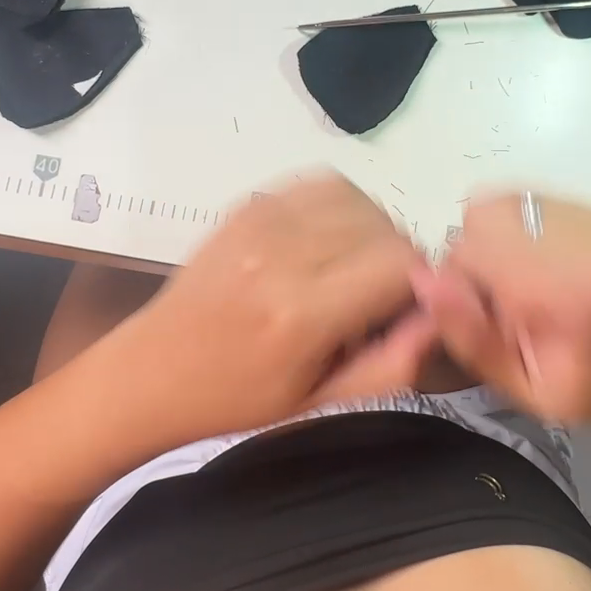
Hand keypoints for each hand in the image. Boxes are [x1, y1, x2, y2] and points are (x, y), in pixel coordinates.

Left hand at [96, 174, 437, 440]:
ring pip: (359, 199)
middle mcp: (281, 253)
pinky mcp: (249, 204)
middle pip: (384, 226)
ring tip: (354, 269)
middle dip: (398, 261)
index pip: (399, 262)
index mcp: (299, 314)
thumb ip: (390, 365)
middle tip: (379, 298)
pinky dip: (342, 208)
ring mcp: (260, 219)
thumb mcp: (319, 407)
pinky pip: (323, 183)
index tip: (404, 312)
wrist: (151, 374)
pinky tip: (329, 241)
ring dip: (373, 231)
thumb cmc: (237, 406)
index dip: (418, 286)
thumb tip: (438, 313)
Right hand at [413, 192, 590, 423]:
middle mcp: (576, 238)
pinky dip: (514, 227)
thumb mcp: (526, 389)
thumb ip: (472, 337)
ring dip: (491, 237)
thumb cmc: (589, 384)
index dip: (458, 281)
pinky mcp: (588, 206)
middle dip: (472, 254)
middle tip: (498, 297)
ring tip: (517, 280)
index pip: (468, 250)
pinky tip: (537, 264)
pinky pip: (521, 200)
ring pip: (496, 202)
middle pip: (480, 214)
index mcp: (560, 291)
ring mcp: (585, 214)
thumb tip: (426, 281)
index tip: (479, 313)